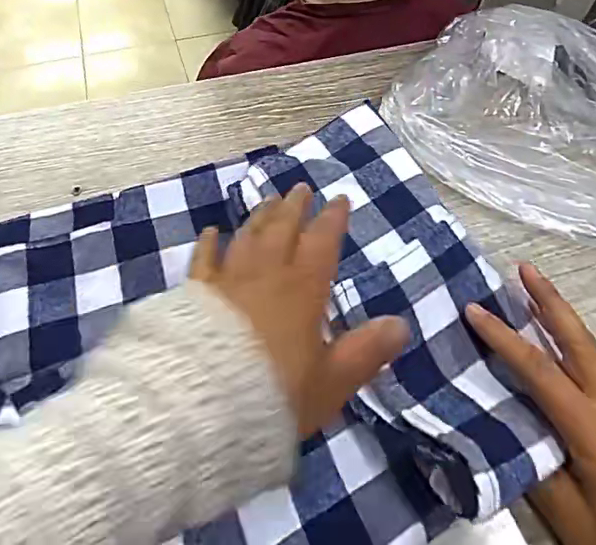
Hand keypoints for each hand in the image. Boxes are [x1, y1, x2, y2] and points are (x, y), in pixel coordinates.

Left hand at [192, 183, 408, 435]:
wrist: (199, 407)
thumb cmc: (272, 394)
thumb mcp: (331, 380)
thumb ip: (366, 351)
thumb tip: (401, 325)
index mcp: (303, 288)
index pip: (322, 242)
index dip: (333, 219)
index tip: (340, 199)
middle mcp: (266, 274)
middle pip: (282, 230)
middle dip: (295, 208)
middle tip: (301, 188)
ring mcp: (227, 282)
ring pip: (247, 238)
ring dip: (260, 217)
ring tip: (268, 201)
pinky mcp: (194, 298)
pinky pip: (203, 262)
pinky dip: (208, 244)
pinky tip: (210, 232)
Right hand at [466, 263, 595, 544]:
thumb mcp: (573, 519)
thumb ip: (538, 469)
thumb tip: (506, 429)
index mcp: (593, 426)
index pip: (540, 370)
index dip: (504, 338)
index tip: (475, 310)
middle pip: (577, 340)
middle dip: (549, 300)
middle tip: (524, 268)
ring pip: (589, 349)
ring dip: (562, 318)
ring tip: (536, 293)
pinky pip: (594, 368)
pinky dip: (573, 345)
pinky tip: (560, 347)